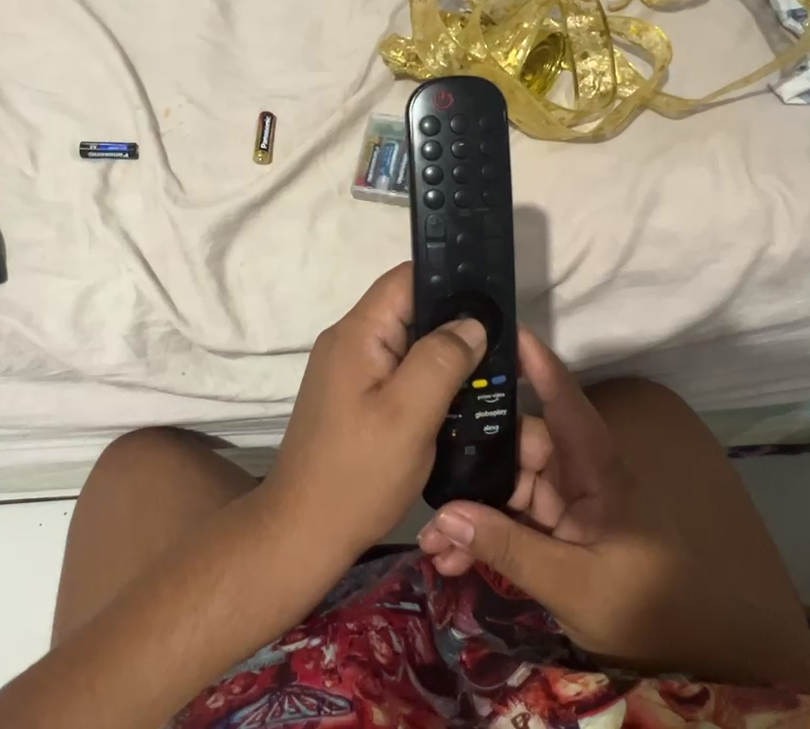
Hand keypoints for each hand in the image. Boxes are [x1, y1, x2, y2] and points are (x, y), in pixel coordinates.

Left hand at [263, 263, 487, 564]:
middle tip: (504, 348)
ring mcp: (349, 372)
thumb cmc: (358, 474)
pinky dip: (429, 382)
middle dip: (456, 324)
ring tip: (491, 376)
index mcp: (357, 334)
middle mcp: (349, 343)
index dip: (450, 282)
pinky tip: (459, 403)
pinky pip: (398, 374)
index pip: (405, 280)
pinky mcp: (354, 399)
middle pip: (409, 311)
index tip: (494, 304)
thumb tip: (471, 323)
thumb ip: (441, 361)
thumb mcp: (408, 415)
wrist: (305, 530)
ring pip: (408, 345)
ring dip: (446, 358)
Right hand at [416, 329, 807, 682]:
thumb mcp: (574, 585)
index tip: (503, 328)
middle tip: (424, 494)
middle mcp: (577, 475)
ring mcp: (565, 504)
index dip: (537, 365)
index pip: (564, 403)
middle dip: (468, 471)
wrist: (696, 658)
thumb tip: (444, 516)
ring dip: (467, 513)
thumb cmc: (649, 610)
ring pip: (504, 488)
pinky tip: (450, 560)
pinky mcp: (556, 531)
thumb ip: (509, 548)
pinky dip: (481, 537)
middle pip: (516, 448)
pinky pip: (509, 519)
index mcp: (597, 471)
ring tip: (433, 546)